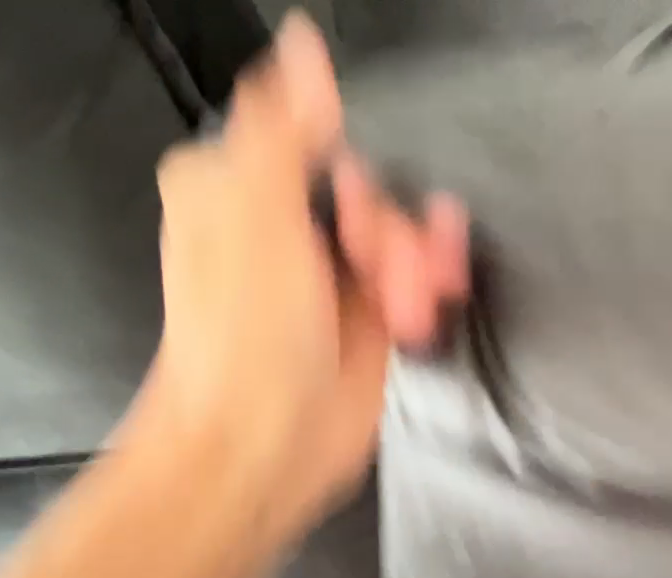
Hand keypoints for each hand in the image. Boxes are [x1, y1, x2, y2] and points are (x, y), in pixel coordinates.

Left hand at [130, 11, 469, 545]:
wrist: (269, 441)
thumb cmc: (245, 333)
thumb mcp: (254, 210)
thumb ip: (285, 126)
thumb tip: (305, 43)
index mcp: (242, 186)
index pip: (327, 144)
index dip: (359, 178)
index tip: (353, 215)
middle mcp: (290, 228)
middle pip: (379, 194)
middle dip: (393, 233)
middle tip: (376, 271)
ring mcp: (336, 280)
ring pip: (406, 240)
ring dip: (418, 269)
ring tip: (406, 311)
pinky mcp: (374, 323)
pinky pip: (420, 284)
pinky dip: (430, 294)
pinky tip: (422, 317)